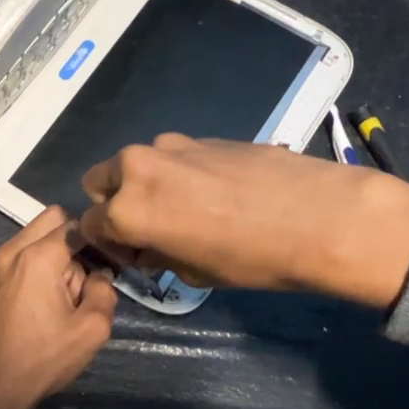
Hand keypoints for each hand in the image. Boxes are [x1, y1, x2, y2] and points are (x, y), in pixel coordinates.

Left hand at [0, 206, 117, 408]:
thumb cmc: (46, 358)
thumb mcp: (92, 328)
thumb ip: (104, 291)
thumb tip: (100, 274)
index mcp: (38, 257)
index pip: (78, 225)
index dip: (100, 239)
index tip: (114, 261)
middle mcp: (15, 249)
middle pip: (55, 219)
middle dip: (77, 239)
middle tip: (89, 274)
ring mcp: (1, 262)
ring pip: (41, 235)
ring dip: (60, 253)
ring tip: (70, 292)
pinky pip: (28, 252)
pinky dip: (44, 263)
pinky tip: (54, 297)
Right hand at [78, 134, 408, 308]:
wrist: (319, 216)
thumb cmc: (251, 258)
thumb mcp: (194, 272)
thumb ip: (158, 254)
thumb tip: (150, 246)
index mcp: (127, 209)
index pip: (90, 225)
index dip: (108, 244)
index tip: (133, 256)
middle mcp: (138, 169)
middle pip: (100, 182)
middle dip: (115, 204)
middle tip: (151, 228)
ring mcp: (172, 146)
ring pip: (137, 166)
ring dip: (148, 186)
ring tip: (189, 210)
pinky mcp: (203, 136)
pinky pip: (173, 158)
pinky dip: (180, 174)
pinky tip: (218, 194)